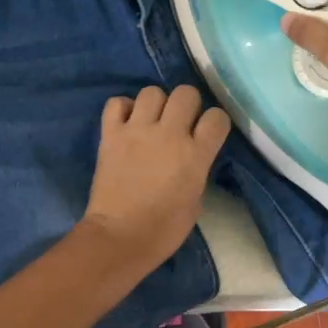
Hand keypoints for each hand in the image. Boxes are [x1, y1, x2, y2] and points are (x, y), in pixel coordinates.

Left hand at [83, 85, 230, 265]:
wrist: (119, 236)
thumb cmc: (163, 229)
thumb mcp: (195, 200)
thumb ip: (196, 170)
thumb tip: (191, 156)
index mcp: (195, 154)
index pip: (217, 117)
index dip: (214, 123)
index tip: (208, 133)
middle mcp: (169, 134)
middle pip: (186, 93)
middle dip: (187, 105)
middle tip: (180, 123)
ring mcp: (137, 130)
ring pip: (152, 91)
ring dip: (156, 104)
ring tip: (151, 122)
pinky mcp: (110, 134)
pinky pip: (117, 103)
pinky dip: (123, 108)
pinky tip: (127, 123)